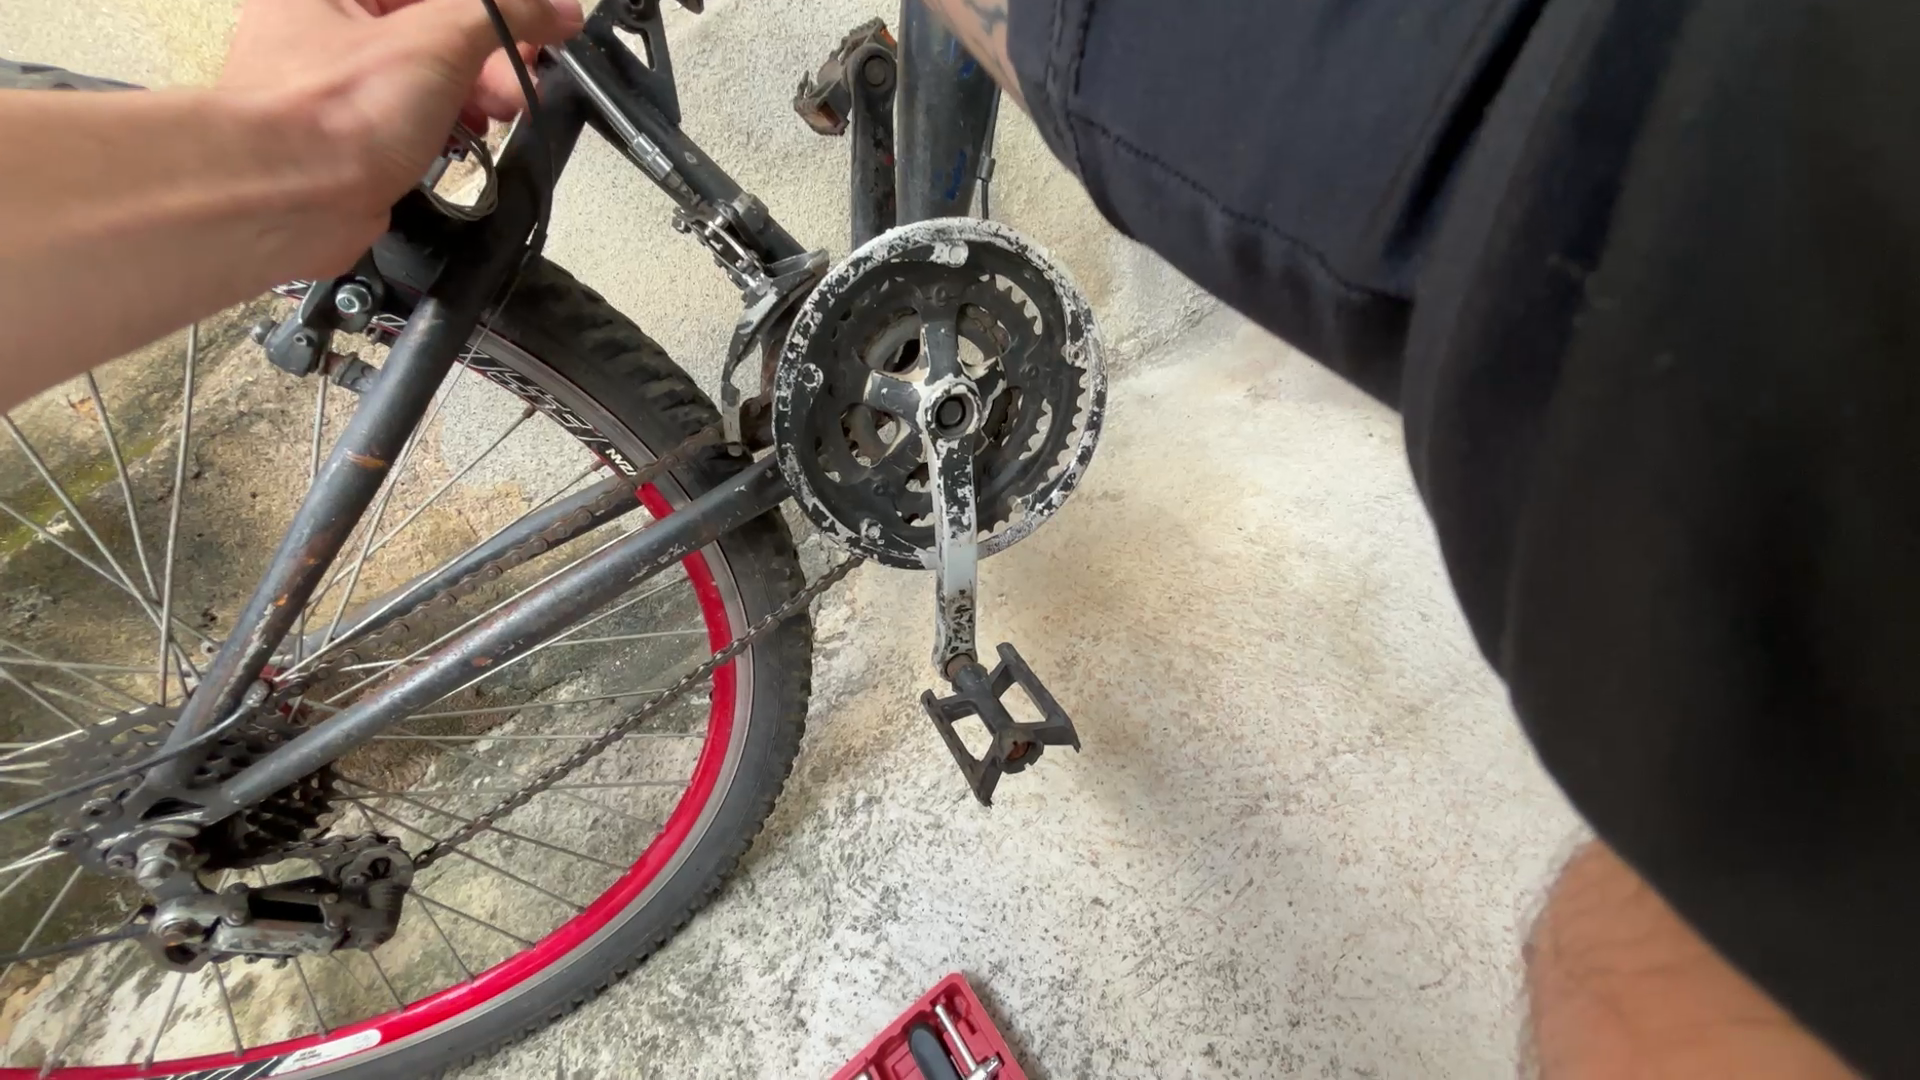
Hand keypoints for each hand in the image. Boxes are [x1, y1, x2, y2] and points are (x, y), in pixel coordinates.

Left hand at [218, 0, 583, 256]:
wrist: (293, 194)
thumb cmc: (339, 112)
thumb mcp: (436, 42)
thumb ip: (503, 15)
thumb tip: (557, 7)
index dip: (500, 10)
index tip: (549, 26)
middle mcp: (332, 17)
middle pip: (438, 24)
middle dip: (493, 56)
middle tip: (523, 87)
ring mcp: (346, 75)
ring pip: (434, 69)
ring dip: (479, 93)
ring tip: (502, 118)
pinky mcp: (362, 126)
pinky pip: (422, 110)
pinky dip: (454, 123)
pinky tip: (470, 138)